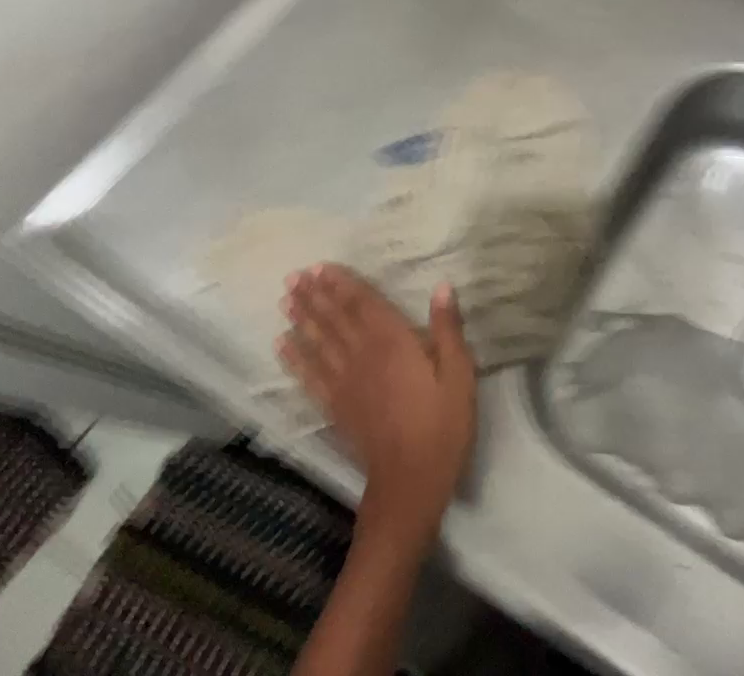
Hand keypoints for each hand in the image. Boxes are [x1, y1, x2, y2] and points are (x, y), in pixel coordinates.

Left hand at [277, 263, 476, 535]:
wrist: (411, 478)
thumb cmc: (443, 424)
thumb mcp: (460, 374)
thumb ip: (447, 330)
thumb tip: (442, 288)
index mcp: (394, 343)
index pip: (363, 305)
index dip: (343, 284)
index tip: (322, 267)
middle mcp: (363, 356)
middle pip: (334, 319)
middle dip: (314, 296)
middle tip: (293, 277)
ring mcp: (344, 383)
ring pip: (318, 343)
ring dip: (302, 319)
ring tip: (286, 300)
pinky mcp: (335, 407)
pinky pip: (309, 376)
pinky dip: (294, 359)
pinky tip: (283, 346)